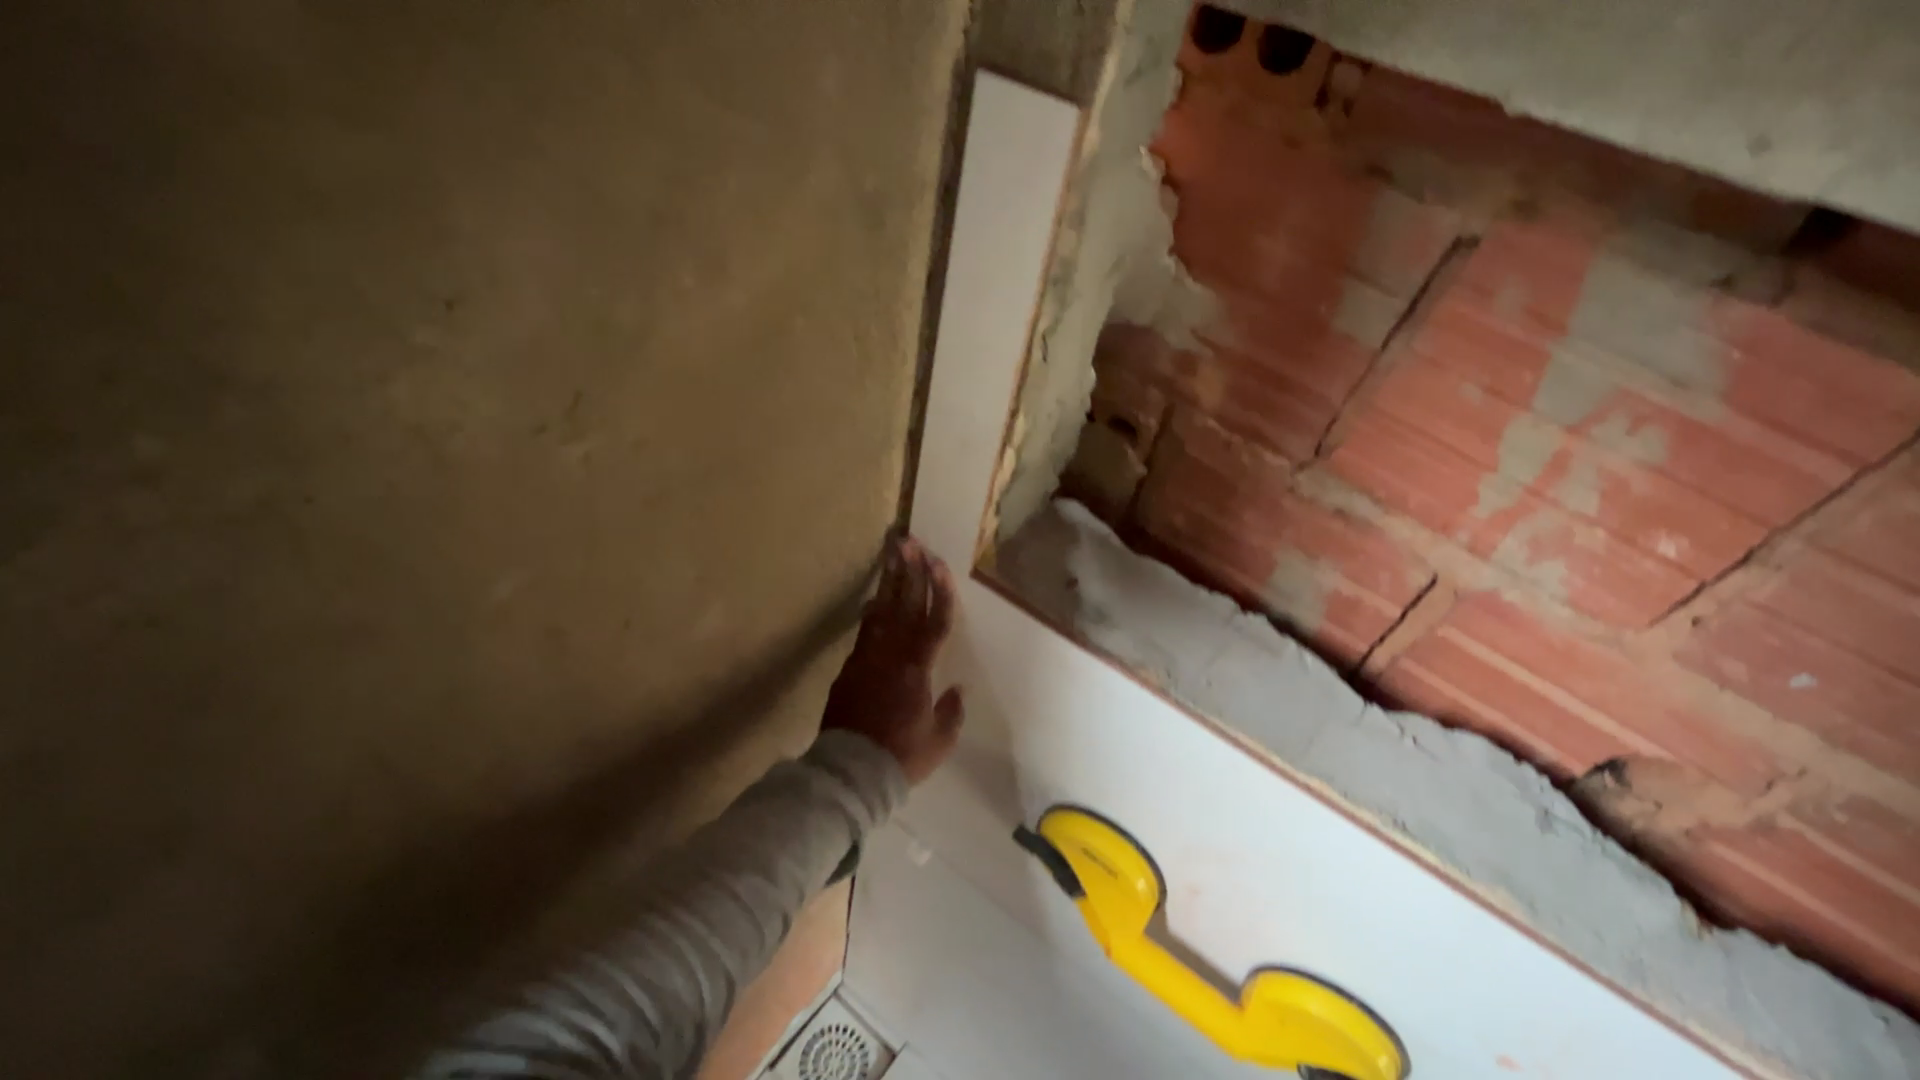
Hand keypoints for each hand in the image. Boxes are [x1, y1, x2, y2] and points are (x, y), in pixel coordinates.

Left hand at [821, 535, 962, 784]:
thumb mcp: (939, 740)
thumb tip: (956, 689)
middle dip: (909, 571)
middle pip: (904, 605)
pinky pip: (865, 631)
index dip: (940, 591)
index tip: (939, 563)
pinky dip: (873, 611)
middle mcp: (892, 655)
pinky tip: (876, 599)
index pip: (935, 622)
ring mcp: (867, 658)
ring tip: (892, 555)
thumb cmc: (901, 756)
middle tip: (909, 541)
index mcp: (918, 669)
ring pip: (882, 611)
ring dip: (889, 582)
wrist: (851, 771)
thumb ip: (950, 712)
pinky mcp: (850, 668)